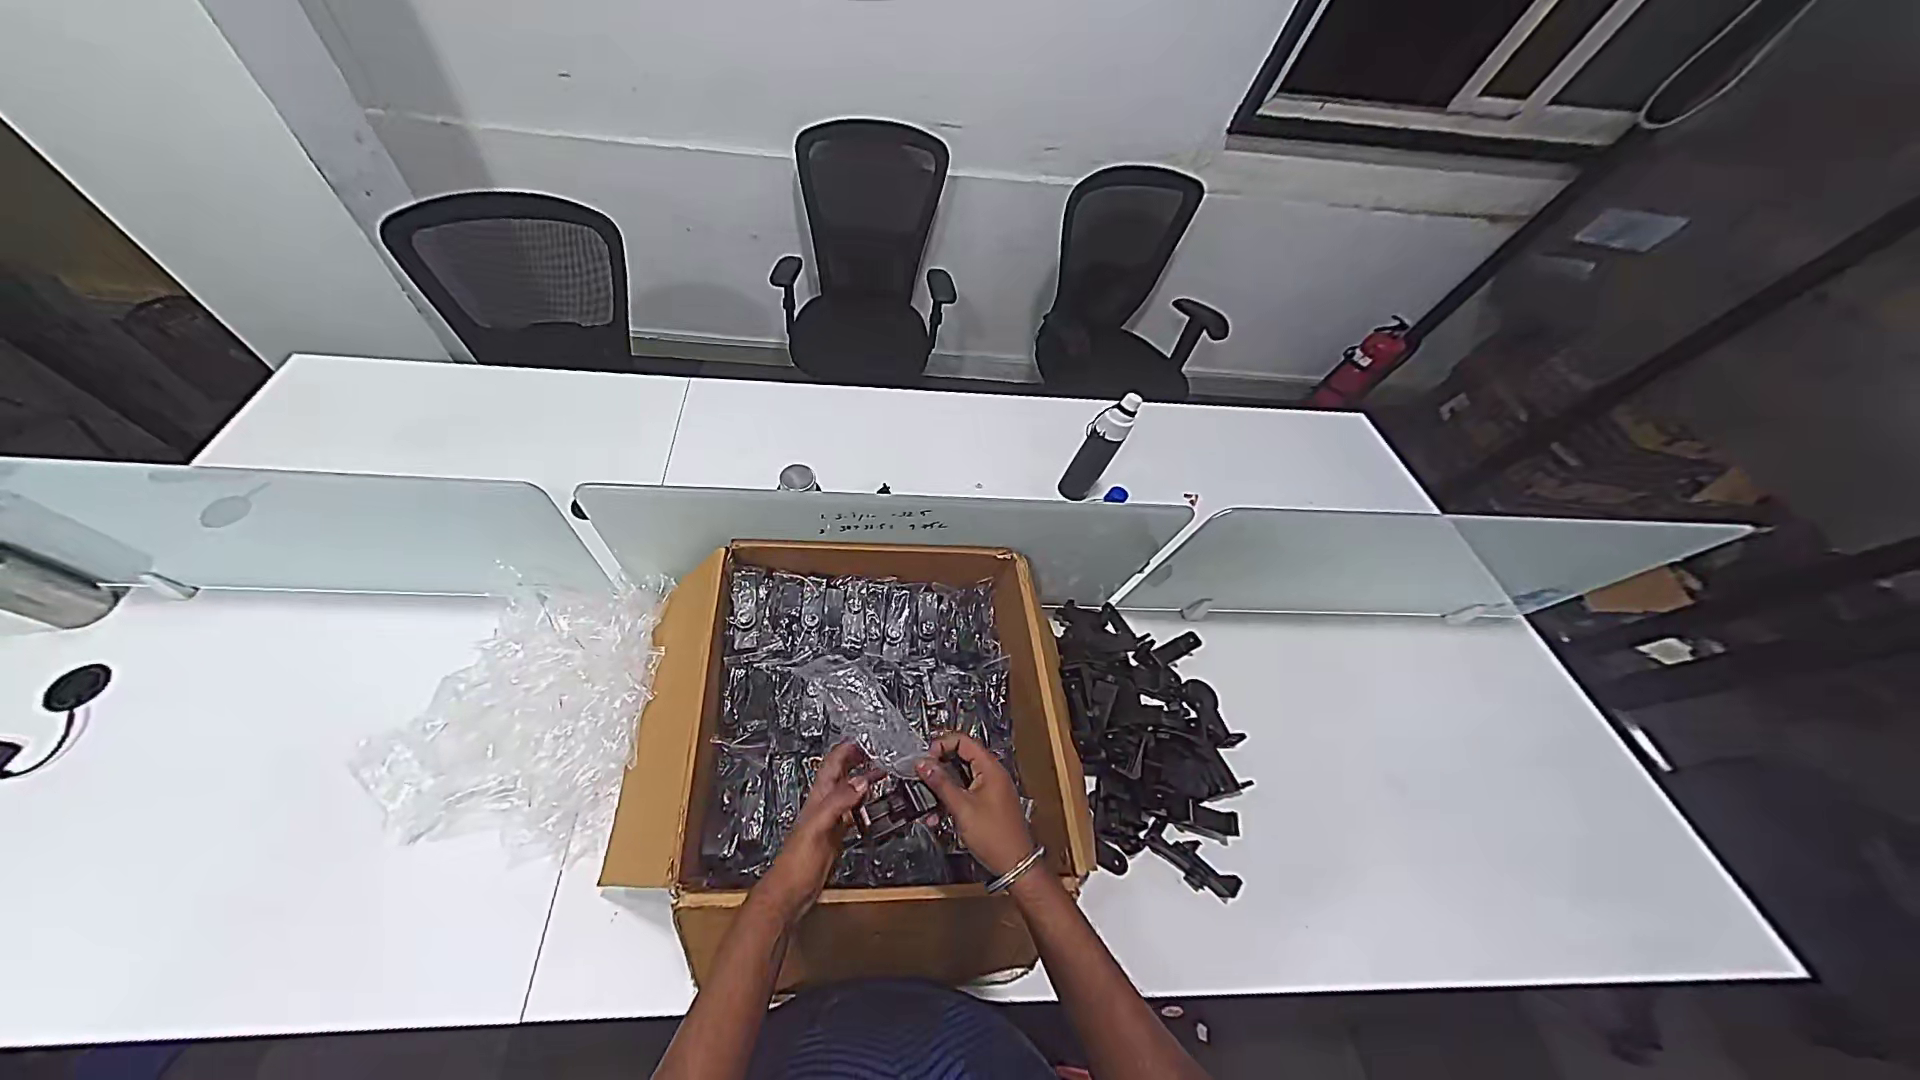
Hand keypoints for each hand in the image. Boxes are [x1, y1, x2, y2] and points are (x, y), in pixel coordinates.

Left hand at [754, 741, 869, 921]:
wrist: (790, 893)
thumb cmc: (796, 862)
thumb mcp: (818, 826)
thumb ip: (839, 801)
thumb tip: (861, 781)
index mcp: (818, 798)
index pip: (833, 764)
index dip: (847, 749)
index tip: (865, 741)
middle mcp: (824, 806)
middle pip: (842, 775)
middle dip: (858, 760)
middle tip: (877, 752)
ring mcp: (830, 821)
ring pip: (849, 793)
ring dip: (863, 781)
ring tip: (880, 775)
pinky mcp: (836, 836)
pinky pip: (852, 813)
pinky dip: (864, 805)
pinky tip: (872, 808)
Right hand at [916, 731, 1035, 876]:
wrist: (1015, 865)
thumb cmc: (994, 836)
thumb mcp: (962, 808)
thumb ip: (941, 783)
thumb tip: (924, 764)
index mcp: (991, 769)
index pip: (964, 741)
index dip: (943, 745)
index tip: (926, 758)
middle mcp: (993, 774)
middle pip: (962, 757)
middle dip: (940, 765)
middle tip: (923, 774)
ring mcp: (992, 788)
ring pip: (962, 776)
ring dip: (944, 785)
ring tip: (928, 797)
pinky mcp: (989, 802)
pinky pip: (967, 791)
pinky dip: (953, 798)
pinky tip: (938, 813)